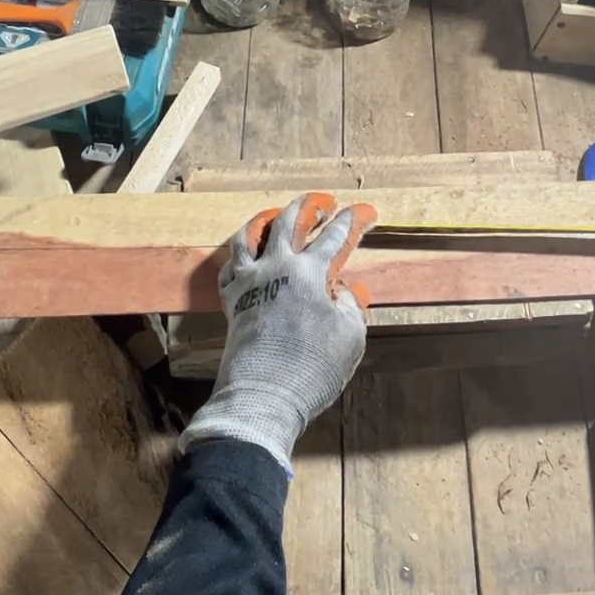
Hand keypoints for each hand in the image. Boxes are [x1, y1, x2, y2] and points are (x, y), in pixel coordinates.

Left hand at [179, 193, 375, 471]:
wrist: (262, 395)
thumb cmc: (312, 366)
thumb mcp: (349, 336)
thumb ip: (348, 306)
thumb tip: (340, 291)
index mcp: (308, 271)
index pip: (334, 237)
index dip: (352, 221)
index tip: (363, 211)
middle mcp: (276, 267)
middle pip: (289, 222)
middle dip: (308, 206)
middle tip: (321, 200)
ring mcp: (249, 282)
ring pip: (250, 236)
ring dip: (266, 220)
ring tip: (274, 215)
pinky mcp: (232, 301)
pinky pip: (231, 266)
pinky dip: (240, 253)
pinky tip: (245, 254)